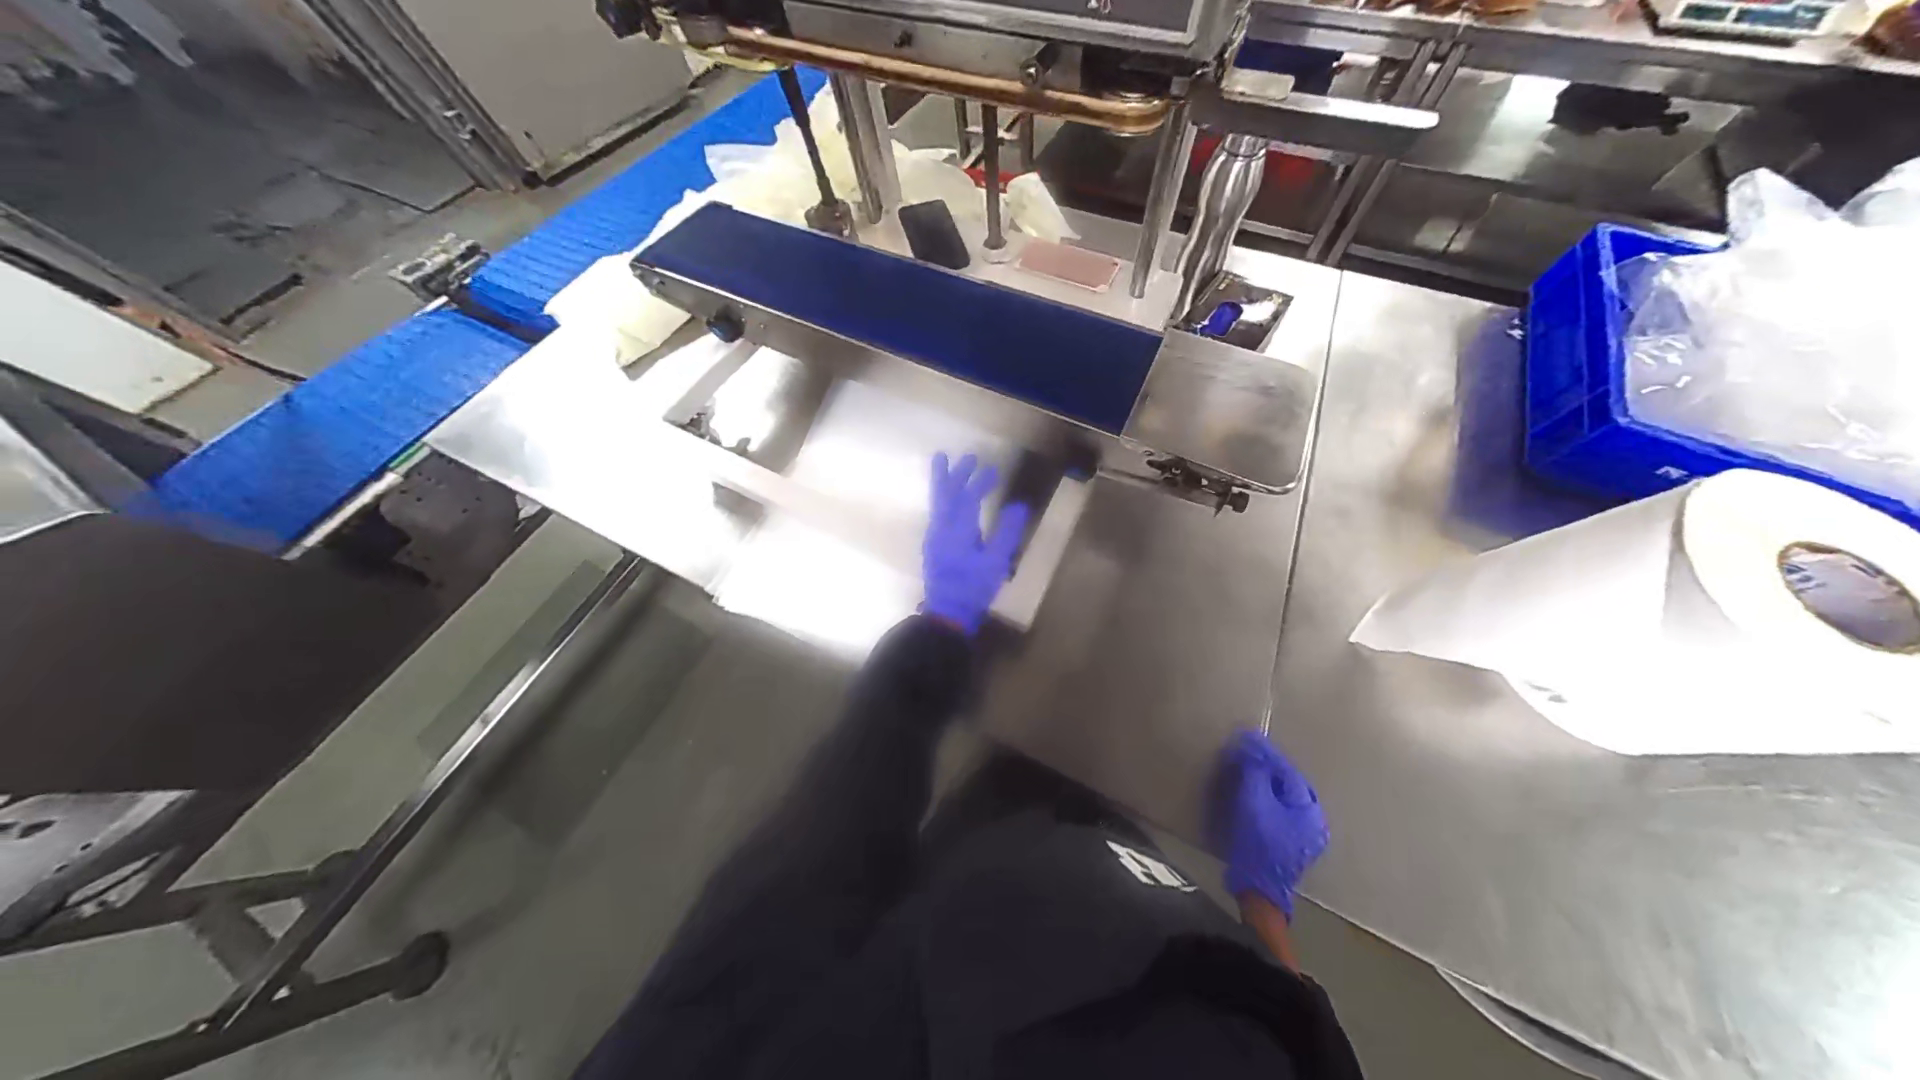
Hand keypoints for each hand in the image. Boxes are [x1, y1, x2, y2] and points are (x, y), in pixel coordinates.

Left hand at [921, 452, 1028, 635]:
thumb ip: (1008, 532)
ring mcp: (933, 537)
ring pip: (938, 502)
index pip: (968, 497)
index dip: (980, 482)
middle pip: (946, 493)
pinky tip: (947, 502)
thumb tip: (1018, 505)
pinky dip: (942, 499)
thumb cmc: (974, 587)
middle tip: (967, 457)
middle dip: (956, 474)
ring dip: (943, 482)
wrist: (947, 613)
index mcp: (958, 529)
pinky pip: (936, 512)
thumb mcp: (997, 561)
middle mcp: (941, 527)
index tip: (993, 470)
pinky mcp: (932, 546)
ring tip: (943, 465)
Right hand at [1211, 730, 1328, 919]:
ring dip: (1265, 781)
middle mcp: (1314, 819)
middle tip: (1244, 752)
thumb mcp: (1253, 802)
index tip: (1245, 737)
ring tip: (1245, 769)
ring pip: (1283, 796)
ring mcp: (1305, 834)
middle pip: (1287, 782)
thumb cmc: (1258, 843)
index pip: (1285, 769)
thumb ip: (1255, 772)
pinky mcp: (1291, 844)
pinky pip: (1279, 809)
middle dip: (1266, 766)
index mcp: (1309, 807)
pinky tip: (1252, 794)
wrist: (1258, 890)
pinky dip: (1266, 797)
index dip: (1264, 752)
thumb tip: (1252, 748)